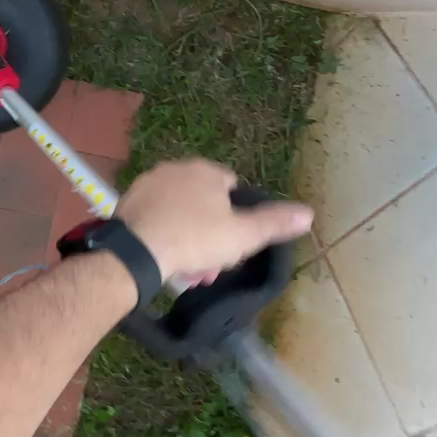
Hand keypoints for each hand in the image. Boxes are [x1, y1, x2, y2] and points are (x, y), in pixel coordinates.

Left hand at [115, 159, 312, 277]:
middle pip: (203, 202)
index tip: (235, 240)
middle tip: (212, 262)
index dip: (237, 215)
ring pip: (180, 212)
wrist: (137, 249)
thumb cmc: (195, 238)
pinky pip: (156, 217)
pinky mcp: (129, 200)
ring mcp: (148, 183)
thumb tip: (307, 213)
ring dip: (189, 238)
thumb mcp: (243, 234)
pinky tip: (167, 257)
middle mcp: (174, 168)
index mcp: (204, 170)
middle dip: (211, 233)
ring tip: (191, 268)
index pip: (231, 186)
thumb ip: (274, 222)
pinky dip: (165, 233)